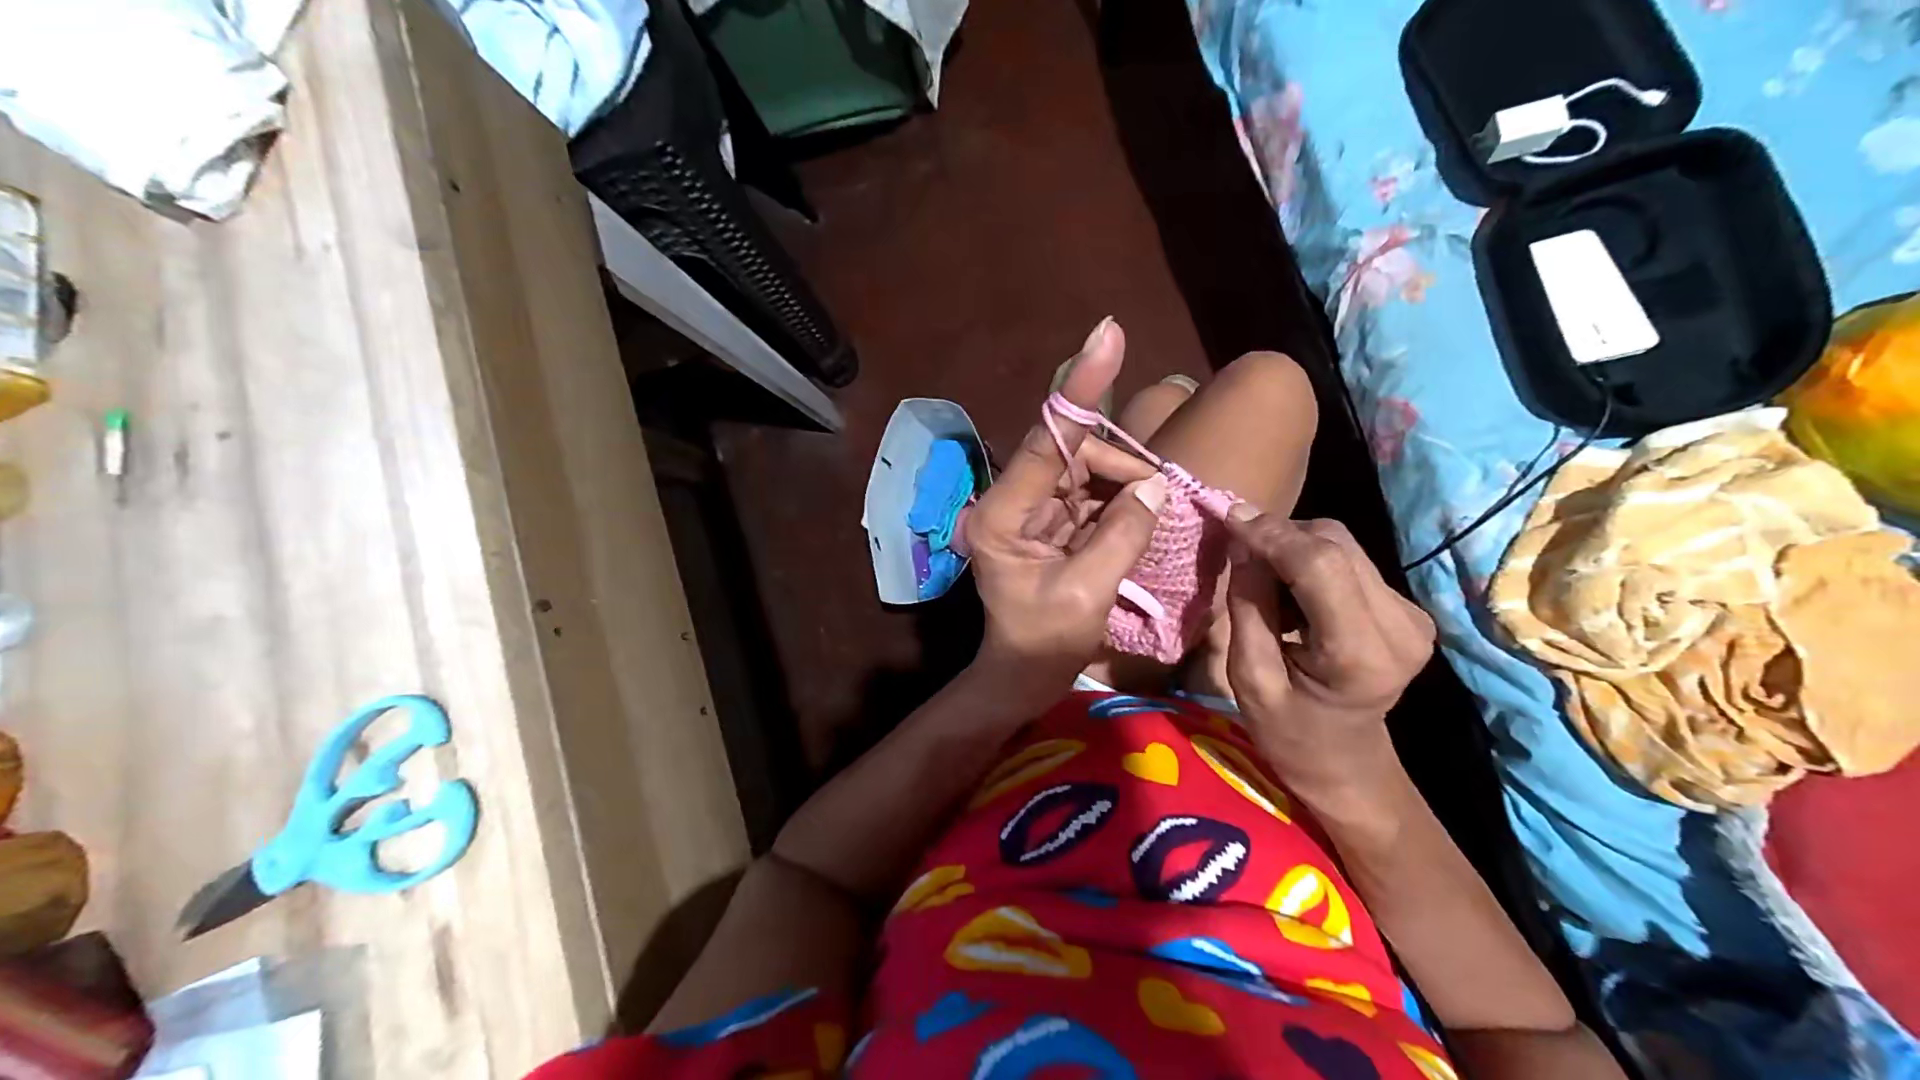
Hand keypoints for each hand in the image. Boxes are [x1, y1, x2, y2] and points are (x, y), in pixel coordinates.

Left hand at [964, 320, 1166, 699]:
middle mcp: (1014, 500)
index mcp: (1003, 513)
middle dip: (1120, 464)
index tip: (1107, 333)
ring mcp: (1035, 509)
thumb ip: (1121, 533)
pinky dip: (1122, 497)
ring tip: (1152, 508)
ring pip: (1087, 469)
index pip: (1046, 438)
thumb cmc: (1043, 644)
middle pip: (1073, 451)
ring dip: (1125, 480)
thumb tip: (1156, 485)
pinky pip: (1093, 492)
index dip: (1080, 387)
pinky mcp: (1055, 521)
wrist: (1023, 675)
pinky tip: (1141, 511)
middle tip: (1158, 494)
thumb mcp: (1084, 593)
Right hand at [1222, 509, 1435, 823]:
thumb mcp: (1249, 676)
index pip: (1320, 565)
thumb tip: (1241, 539)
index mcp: (1361, 653)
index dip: (1272, 533)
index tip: (1228, 515)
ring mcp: (1411, 613)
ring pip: (1342, 544)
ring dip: (1293, 548)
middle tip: (1239, 555)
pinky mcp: (1406, 606)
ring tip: (1264, 583)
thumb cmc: (1288, 731)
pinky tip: (1292, 593)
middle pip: (1334, 543)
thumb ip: (1247, 605)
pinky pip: (1349, 559)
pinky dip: (1310, 562)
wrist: (1344, 761)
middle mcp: (1401, 624)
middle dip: (1279, 537)